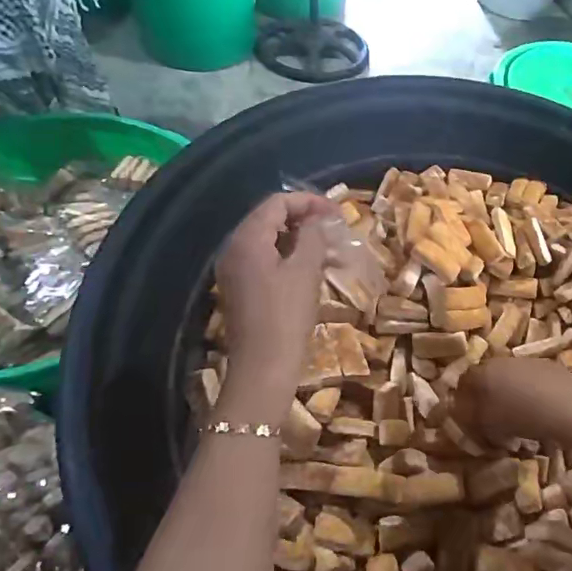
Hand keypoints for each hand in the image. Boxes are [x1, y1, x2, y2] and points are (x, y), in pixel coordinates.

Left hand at [215, 192, 337, 409]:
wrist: (262, 368)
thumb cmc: (286, 315)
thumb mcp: (305, 271)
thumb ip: (313, 236)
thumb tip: (318, 218)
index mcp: (247, 238)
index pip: (277, 203)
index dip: (309, 202)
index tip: (338, 212)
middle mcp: (234, 248)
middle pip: (270, 219)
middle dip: (304, 219)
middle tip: (334, 228)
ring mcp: (234, 270)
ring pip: (269, 241)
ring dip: (299, 240)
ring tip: (330, 250)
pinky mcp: (240, 288)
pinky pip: (264, 260)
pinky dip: (288, 257)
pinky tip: (312, 269)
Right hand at [455, 357, 571, 446]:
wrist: (570, 408)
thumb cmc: (520, 417)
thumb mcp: (486, 425)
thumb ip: (469, 420)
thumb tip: (461, 416)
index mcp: (482, 372)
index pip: (463, 383)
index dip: (462, 402)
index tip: (467, 420)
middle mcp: (502, 361)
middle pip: (487, 379)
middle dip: (486, 399)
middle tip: (491, 422)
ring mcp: (528, 362)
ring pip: (510, 380)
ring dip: (510, 398)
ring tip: (517, 423)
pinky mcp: (550, 368)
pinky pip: (531, 384)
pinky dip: (530, 397)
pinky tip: (539, 416)